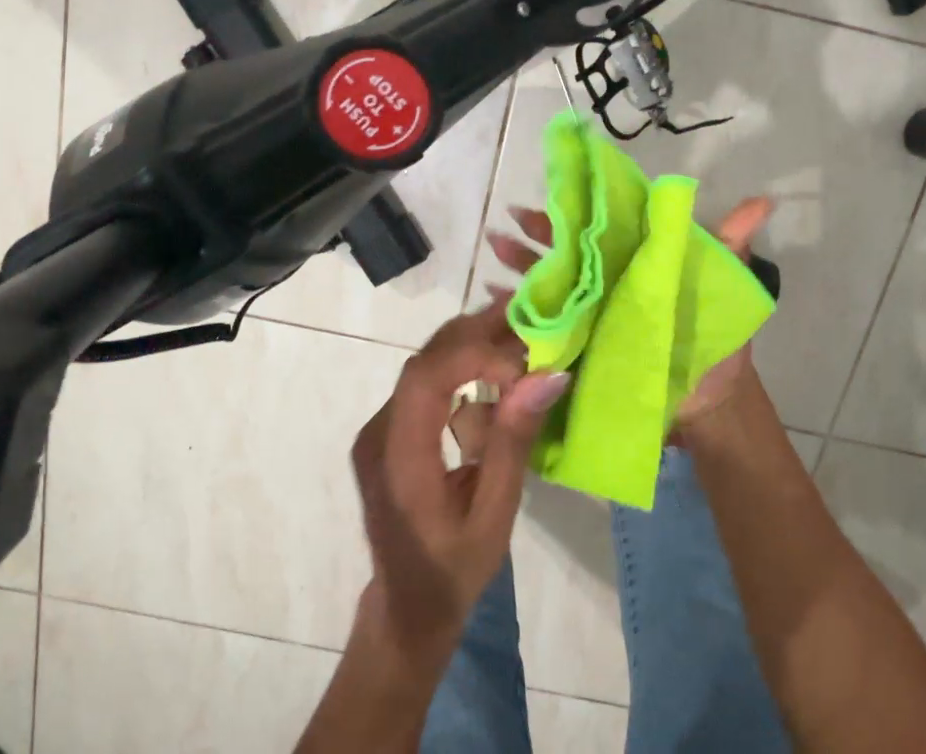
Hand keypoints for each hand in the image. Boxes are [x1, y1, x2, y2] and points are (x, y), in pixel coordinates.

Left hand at [350, 302, 568, 673]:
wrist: (406, 605)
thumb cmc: (454, 569)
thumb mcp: (494, 514)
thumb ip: (512, 442)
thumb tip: (547, 376)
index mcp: (399, 458)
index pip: (426, 378)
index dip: (476, 354)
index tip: (525, 363)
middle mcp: (378, 433)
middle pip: (423, 361)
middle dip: (478, 335)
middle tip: (533, 321)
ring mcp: (378, 431)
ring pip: (424, 367)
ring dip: (473, 348)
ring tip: (524, 343)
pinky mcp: (388, 433)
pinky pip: (425, 387)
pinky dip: (463, 372)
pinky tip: (498, 377)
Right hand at [486, 195, 774, 423]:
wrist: (711, 405)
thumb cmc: (715, 342)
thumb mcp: (727, 289)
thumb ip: (731, 246)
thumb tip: (762, 201)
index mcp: (634, 268)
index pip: (596, 233)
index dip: (568, 217)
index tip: (539, 203)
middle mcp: (606, 289)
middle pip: (563, 258)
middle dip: (532, 242)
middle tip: (503, 231)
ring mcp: (590, 322)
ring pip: (547, 290)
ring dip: (518, 273)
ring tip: (492, 264)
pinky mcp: (580, 354)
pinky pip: (543, 335)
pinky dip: (518, 319)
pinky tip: (493, 309)